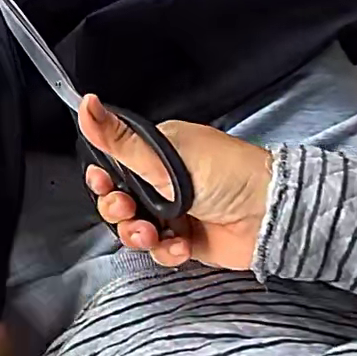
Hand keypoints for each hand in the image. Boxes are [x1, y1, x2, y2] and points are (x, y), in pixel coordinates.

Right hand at [78, 95, 272, 270]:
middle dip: (116, 209)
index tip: (102, 184)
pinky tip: (179, 245)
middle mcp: (163, 181)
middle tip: (127, 209)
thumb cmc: (226, 173)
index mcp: (157, 152)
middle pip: (119, 199)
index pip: (115, 164)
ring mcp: (174, 211)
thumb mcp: (164, 156)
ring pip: (135, 227)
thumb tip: (87, 104)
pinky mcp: (186, 239)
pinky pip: (160, 250)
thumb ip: (119, 139)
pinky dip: (165, 251)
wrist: (269, 214)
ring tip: (152, 233)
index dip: (103, 178)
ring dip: (137, 233)